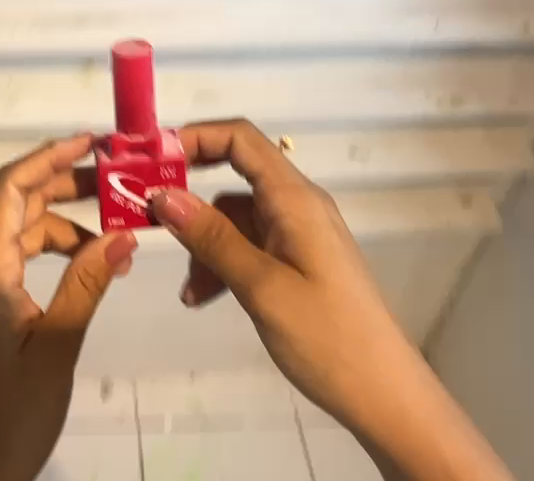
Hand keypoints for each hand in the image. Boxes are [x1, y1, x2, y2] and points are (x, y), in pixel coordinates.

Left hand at [0, 134, 137, 480]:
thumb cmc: (11, 413)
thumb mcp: (58, 345)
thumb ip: (88, 282)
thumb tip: (126, 232)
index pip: (11, 187)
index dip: (49, 156)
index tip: (92, 141)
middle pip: (20, 202)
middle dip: (67, 183)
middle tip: (119, 179)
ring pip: (26, 229)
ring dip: (69, 222)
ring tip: (120, 231)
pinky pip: (25, 257)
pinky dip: (60, 251)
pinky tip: (95, 263)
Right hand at [150, 119, 513, 480]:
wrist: (386, 396)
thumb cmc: (327, 336)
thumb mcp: (260, 286)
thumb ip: (211, 237)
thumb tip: (162, 195)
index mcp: (294, 197)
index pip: (240, 139)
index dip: (195, 137)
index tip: (151, 160)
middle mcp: (296, 203)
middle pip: (234, 173)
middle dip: (189, 191)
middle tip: (148, 210)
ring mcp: (297, 232)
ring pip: (235, 216)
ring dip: (204, 242)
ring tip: (189, 290)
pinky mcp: (296, 259)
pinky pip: (248, 244)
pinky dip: (222, 262)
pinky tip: (204, 297)